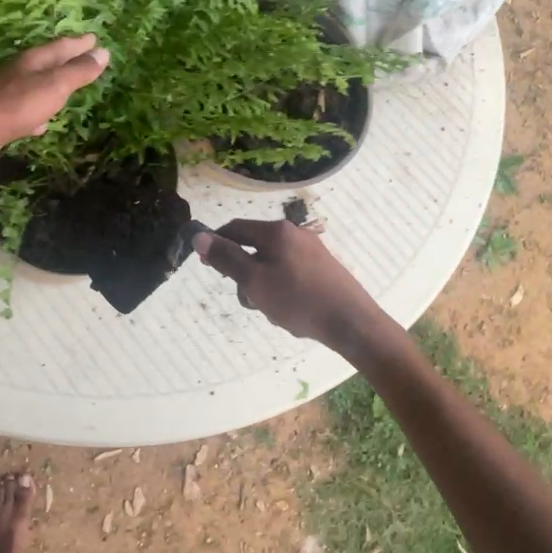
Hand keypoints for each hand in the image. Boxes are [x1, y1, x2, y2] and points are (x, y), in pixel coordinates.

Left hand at [0, 34, 110, 162]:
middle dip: (66, 60)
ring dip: (53, 84)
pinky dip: (39, 111)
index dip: (79, 43)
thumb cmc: (18, 104)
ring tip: (67, 86)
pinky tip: (42, 123)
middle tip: (83, 56)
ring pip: (37, 85)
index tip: (94, 38)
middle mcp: (20, 71)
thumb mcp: (55, 85)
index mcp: (33, 60)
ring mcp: (9, 93)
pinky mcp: (2, 115)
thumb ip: (78, 71)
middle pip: (48, 62)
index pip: (61, 46)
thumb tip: (103, 52)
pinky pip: (28, 109)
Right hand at [193, 219, 385, 347]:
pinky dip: (282, 289)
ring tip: (272, 310)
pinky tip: (290, 310)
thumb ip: (226, 258)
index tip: (208, 267)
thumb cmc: (299, 300)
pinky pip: (289, 272)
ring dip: (263, 285)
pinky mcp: (323, 268)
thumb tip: (199, 236)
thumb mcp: (254, 281)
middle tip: (249, 298)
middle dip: (244, 273)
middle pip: (253, 246)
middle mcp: (294, 233)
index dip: (216, 245)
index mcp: (276, 231)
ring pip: (271, 263)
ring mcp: (312, 250)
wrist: (353, 324)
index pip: (234, 228)